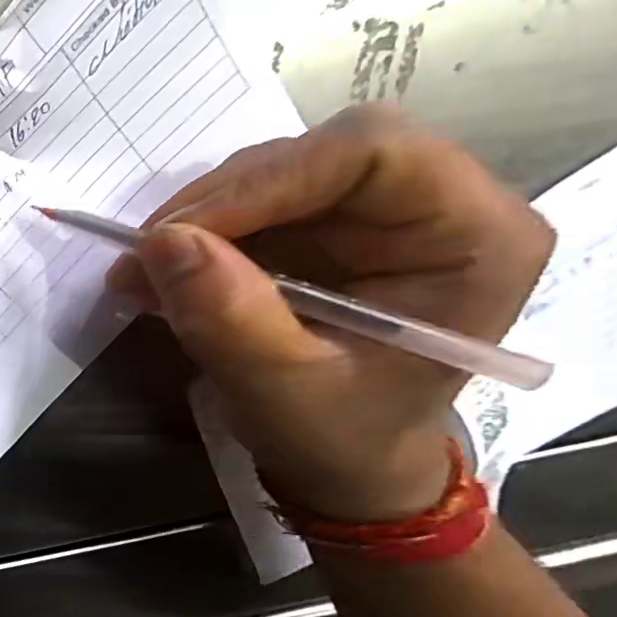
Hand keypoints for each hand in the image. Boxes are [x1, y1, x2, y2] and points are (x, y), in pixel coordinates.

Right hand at [106, 104, 553, 521]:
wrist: (342, 463)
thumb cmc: (339, 437)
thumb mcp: (282, 391)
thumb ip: (230, 318)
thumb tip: (161, 242)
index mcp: (472, 237)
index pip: (370, 153)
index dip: (267, 180)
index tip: (180, 233)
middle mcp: (430, 205)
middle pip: (314, 155)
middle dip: (222, 201)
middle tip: (149, 251)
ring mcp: (370, 213)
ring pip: (272, 172)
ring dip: (199, 218)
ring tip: (144, 271)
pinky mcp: (321, 226)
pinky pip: (250, 203)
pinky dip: (197, 234)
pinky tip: (163, 271)